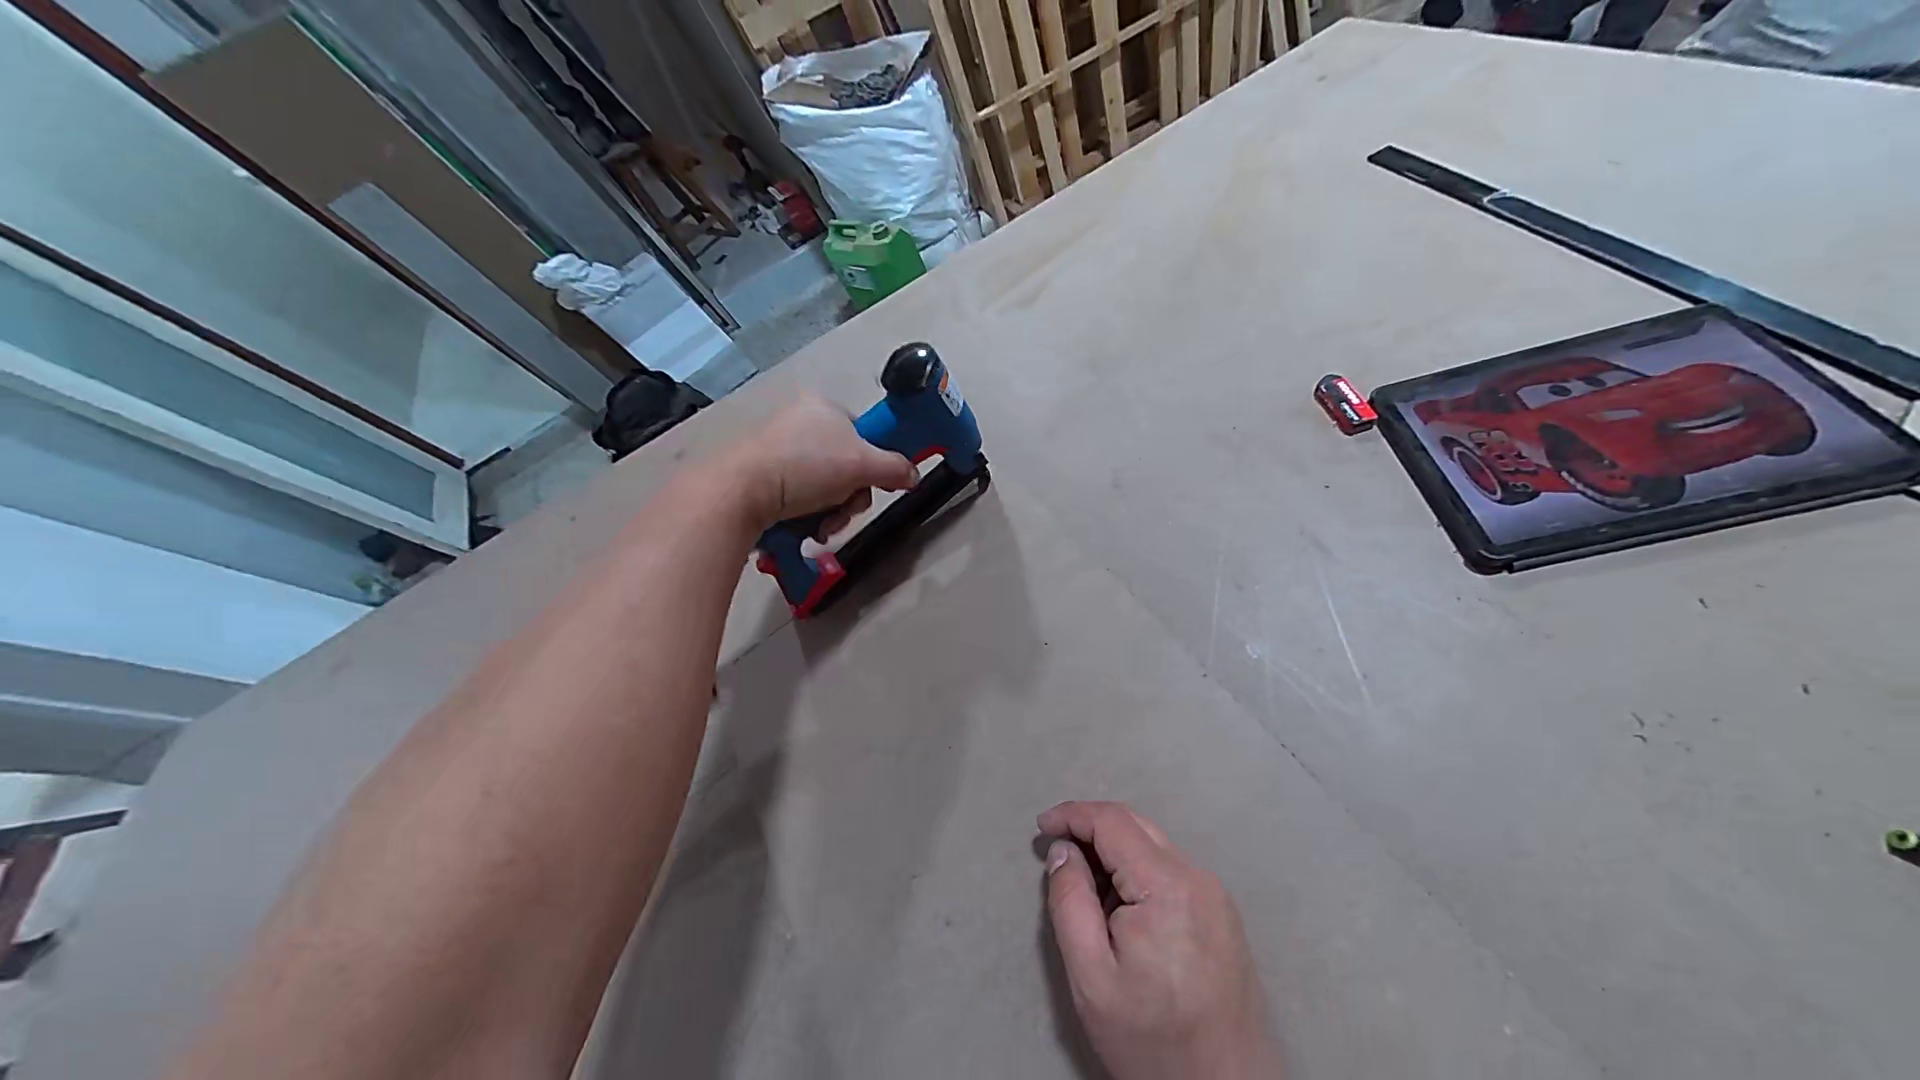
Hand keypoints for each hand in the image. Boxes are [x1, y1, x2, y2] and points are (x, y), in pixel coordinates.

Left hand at [721, 395, 917, 534]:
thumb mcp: (862, 465)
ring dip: (831, 513)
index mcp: (823, 408)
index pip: (864, 434)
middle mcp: (800, 424)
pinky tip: (803, 529)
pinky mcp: (761, 478)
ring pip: (825, 488)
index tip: (877, 484)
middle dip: (850, 497)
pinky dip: (807, 517)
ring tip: (821, 526)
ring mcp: (778, 451)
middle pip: (846, 466)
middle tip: (844, 511)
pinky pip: (799, 498)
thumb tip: (913, 476)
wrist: (741, 492)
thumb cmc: (806, 467)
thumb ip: (895, 468)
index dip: (874, 462)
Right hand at [1040, 801, 1280, 1079]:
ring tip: (1086, 888)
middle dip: (1090, 827)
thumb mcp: (1091, 976)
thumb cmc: (1152, 1040)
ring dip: (1114, 851)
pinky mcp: (1221, 913)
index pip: (1113, 822)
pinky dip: (1137, 870)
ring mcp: (1215, 895)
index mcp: (1168, 887)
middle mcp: (1198, 879)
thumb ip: (1070, 902)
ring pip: (1153, 845)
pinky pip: (1170, 870)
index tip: (1042, 826)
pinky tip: (1120, 905)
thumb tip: (1064, 851)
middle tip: (1057, 852)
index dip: (1072, 814)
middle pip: (1135, 825)